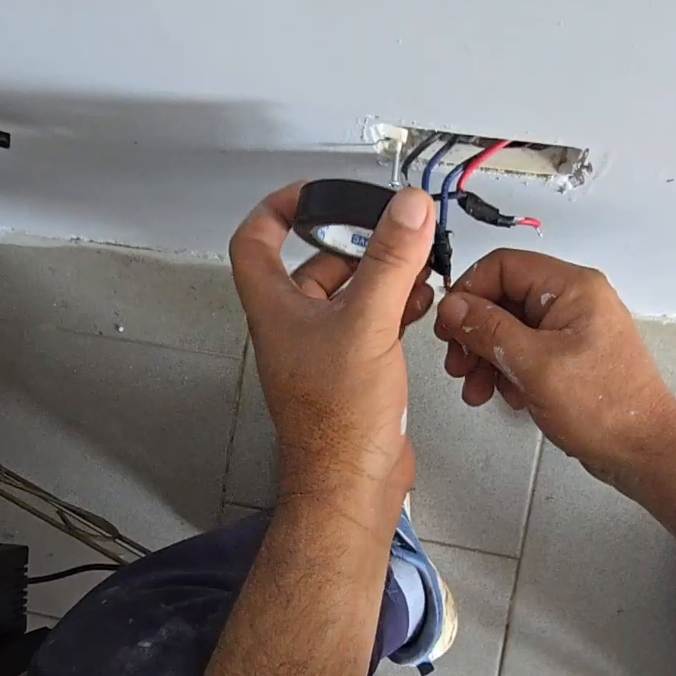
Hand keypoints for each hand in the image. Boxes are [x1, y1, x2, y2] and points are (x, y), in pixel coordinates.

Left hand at [230, 182, 437, 516]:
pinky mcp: (350, 373)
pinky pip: (368, 326)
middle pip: (313, 266)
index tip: (311, 193)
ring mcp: (322, 352)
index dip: (279, 208)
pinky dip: (392, 308)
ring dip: (379, 277)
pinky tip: (419, 305)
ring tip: (413, 264)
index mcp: (277, 310)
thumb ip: (389, 262)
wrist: (353, 482)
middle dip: (352, 244)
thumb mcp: (368, 325)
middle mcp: (294, 329)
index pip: (256, 240)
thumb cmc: (339, 422)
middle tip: (386, 229)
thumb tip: (406, 210)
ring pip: (347, 297)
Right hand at [433, 249, 675, 486]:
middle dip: (474, 333)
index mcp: (572, 288)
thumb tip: (453, 307)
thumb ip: (488, 330)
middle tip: (458, 362)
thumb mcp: (534, 365)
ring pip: (510, 329)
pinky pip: (525, 352)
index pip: (503, 266)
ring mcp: (571, 329)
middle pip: (503, 298)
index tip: (448, 324)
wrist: (641, 450)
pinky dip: (507, 372)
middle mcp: (573, 301)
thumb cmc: (607, 409)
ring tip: (477, 389)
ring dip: (486, 357)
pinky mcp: (568, 356)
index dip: (468, 292)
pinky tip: (505, 396)